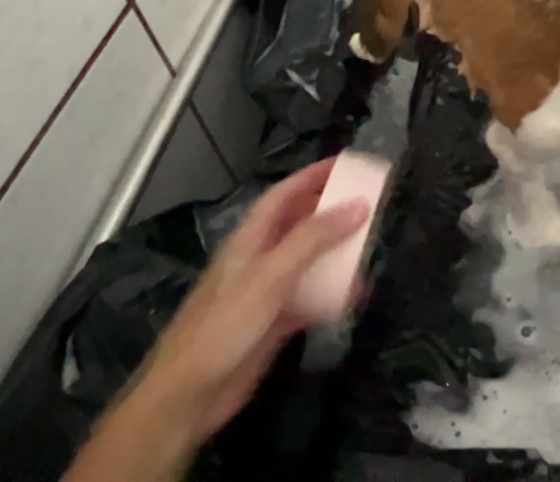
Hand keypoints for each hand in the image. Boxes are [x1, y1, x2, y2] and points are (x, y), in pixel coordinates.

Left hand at [66, 158, 367, 481]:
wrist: (189, 395)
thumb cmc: (224, 326)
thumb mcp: (271, 275)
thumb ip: (314, 239)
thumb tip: (358, 205)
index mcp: (250, 238)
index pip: (284, 193)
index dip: (313, 175)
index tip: (347, 163)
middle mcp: (259, 258)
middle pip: (298, 223)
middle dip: (330, 209)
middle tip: (368, 201)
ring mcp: (266, 292)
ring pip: (307, 260)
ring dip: (336, 252)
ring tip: (370, 244)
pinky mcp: (274, 323)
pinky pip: (310, 298)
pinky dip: (333, 293)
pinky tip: (356, 295)